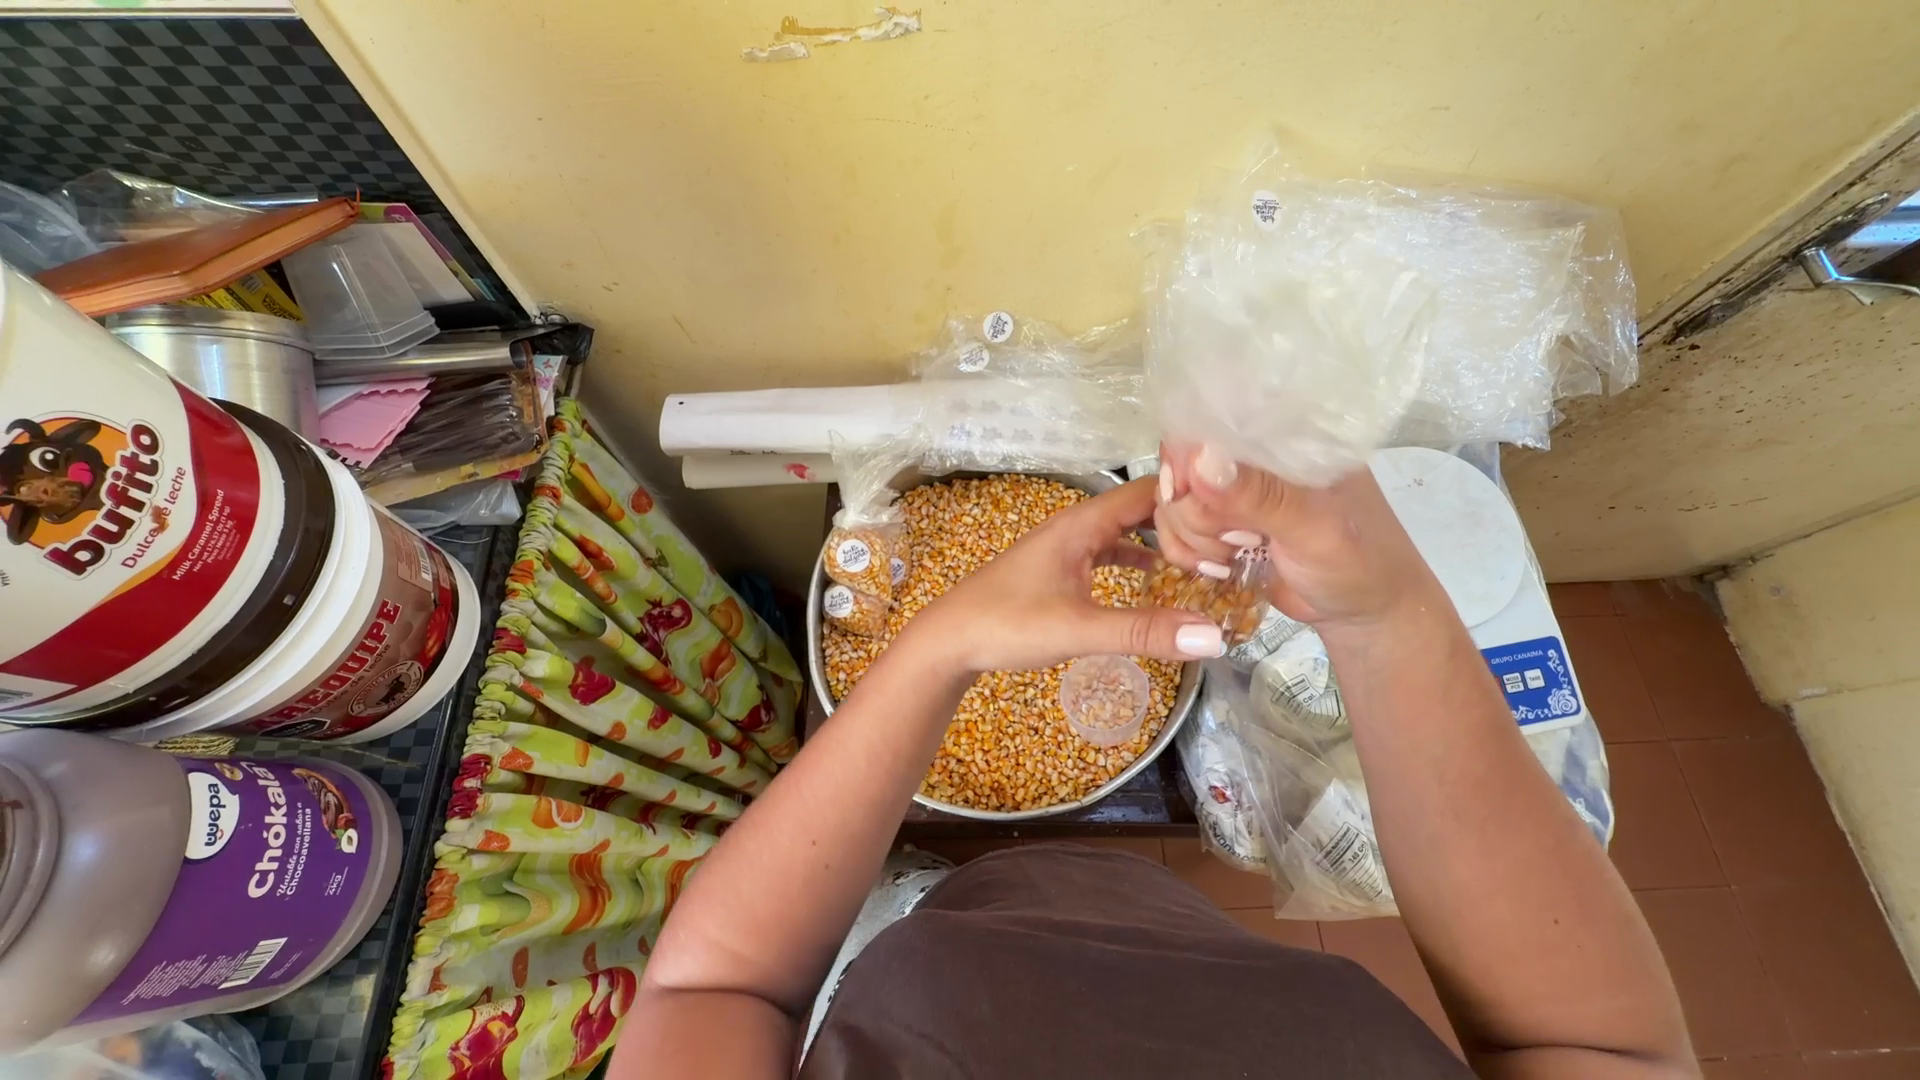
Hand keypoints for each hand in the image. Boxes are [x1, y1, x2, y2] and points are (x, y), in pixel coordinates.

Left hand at [901, 476, 1228, 675]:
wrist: (947, 642)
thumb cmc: (1006, 624)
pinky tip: (1155, 581)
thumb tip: (1215, 636)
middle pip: (1141, 511)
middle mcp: (1075, 527)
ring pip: (1124, 534)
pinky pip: (1108, 556)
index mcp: (1081, 524)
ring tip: (1207, 561)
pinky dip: (1136, 564)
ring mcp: (1065, 548)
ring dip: (1161, 544)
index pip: (1148, 492)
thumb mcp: (1079, 628)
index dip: (1192, 498)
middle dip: (1184, 522)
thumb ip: (1143, 631)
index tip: (1238, 513)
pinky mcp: (1058, 572)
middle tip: (1234, 541)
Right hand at [1151, 441, 1446, 631]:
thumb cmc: (1359, 564)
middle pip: (1182, 469)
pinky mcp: (1219, 526)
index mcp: (1282, 437)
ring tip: (1236, 555)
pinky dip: (1185, 553)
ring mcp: (1232, 494)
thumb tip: (1200, 459)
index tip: (1190, 497)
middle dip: (1198, 515)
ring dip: (1193, 538)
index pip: (1209, 424)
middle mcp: (1251, 458)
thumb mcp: (1315, 529)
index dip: (1187, 460)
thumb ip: (1261, 496)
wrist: (1364, 611)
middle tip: (1244, 538)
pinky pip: (1173, 529)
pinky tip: (1221, 567)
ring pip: (1173, 502)